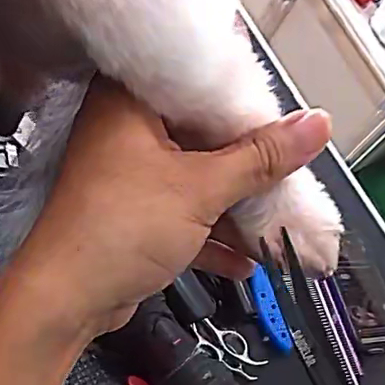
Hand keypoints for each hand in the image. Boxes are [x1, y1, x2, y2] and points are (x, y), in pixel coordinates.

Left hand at [8, 78, 331, 336]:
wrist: (70, 299)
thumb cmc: (114, 231)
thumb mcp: (201, 189)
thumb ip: (261, 158)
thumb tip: (313, 127)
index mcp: (134, 100)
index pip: (206, 86)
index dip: (251, 107)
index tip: (288, 127)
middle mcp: (131, 133)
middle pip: (209, 140)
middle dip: (252, 172)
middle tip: (288, 182)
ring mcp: (135, 178)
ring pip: (202, 185)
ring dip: (239, 213)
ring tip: (275, 229)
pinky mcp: (140, 219)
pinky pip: (189, 220)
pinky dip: (216, 239)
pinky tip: (246, 261)